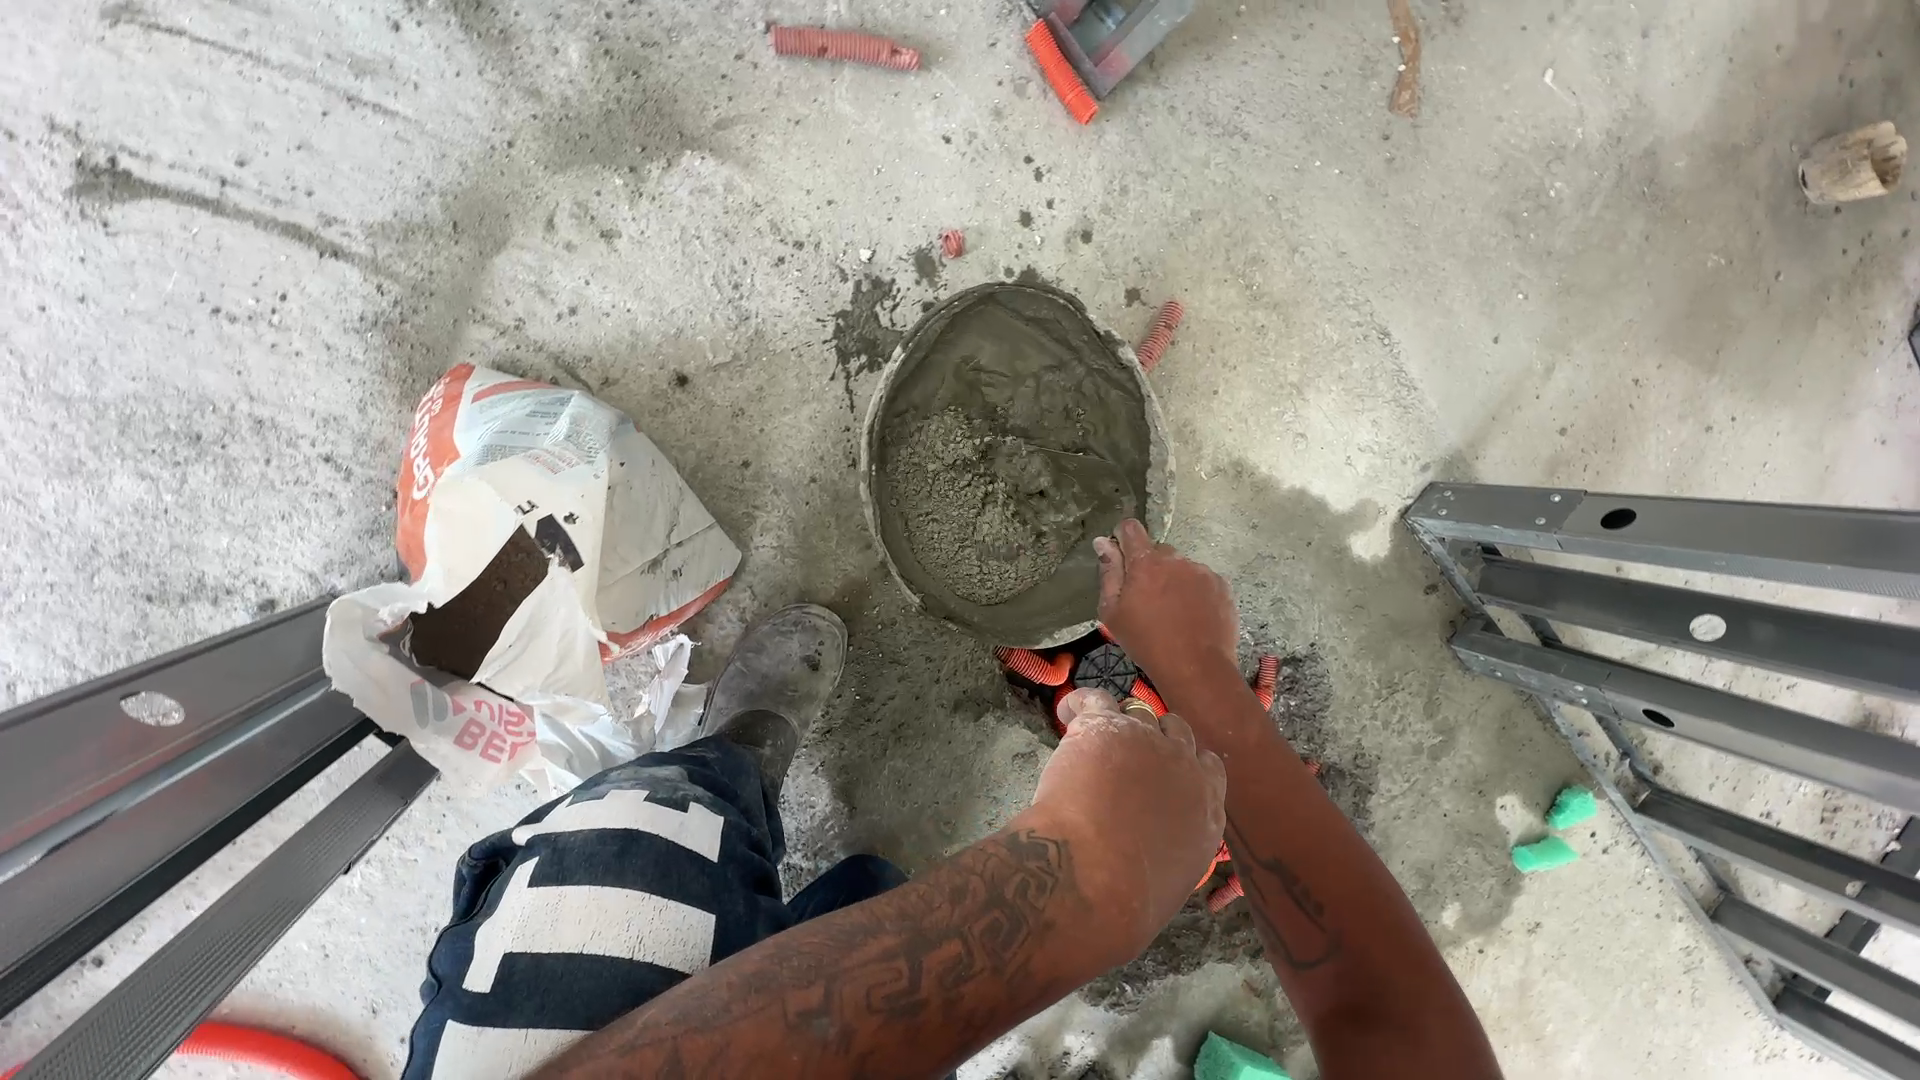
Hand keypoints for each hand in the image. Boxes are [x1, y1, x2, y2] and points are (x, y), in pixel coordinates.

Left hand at [1023, 687, 1226, 960]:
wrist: (1095, 880)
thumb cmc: (1128, 901)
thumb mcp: (1171, 881)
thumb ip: (1173, 850)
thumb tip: (1155, 849)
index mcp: (1206, 810)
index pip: (1207, 766)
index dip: (1186, 760)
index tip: (1167, 766)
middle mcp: (1183, 768)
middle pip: (1177, 731)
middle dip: (1156, 736)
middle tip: (1129, 749)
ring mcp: (1146, 741)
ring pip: (1138, 713)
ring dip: (1120, 723)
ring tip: (1094, 735)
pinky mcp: (1106, 726)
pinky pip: (1095, 698)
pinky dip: (1080, 703)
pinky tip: (1069, 711)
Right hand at [1094, 519, 1239, 689]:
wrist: (1196, 667)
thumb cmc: (1146, 642)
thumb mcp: (1112, 613)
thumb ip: (1108, 573)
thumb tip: (1104, 543)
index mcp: (1144, 563)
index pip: (1131, 529)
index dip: (1123, 537)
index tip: (1121, 555)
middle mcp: (1175, 559)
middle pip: (1157, 551)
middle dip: (1149, 567)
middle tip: (1147, 599)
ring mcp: (1201, 571)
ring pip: (1181, 567)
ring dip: (1173, 580)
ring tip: (1172, 612)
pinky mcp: (1221, 586)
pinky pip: (1202, 580)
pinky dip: (1194, 592)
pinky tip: (1192, 616)